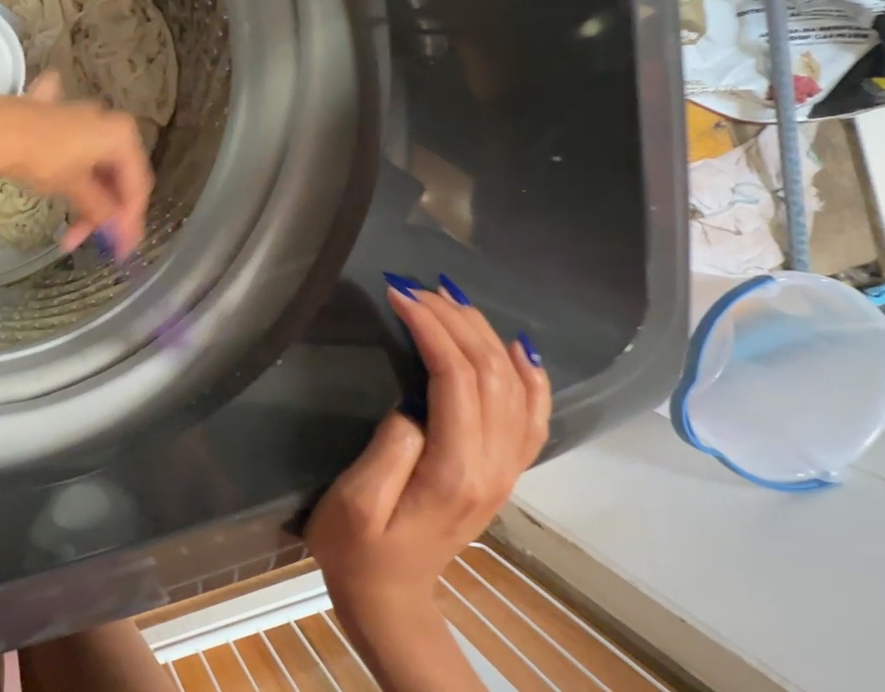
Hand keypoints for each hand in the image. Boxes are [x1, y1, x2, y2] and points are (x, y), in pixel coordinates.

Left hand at [0, 70, 153, 257]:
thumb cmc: (43, 159)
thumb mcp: (76, 189)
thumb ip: (101, 210)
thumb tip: (117, 229)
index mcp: (121, 135)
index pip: (137, 185)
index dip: (130, 221)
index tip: (122, 249)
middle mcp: (106, 120)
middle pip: (115, 174)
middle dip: (105, 211)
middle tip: (90, 239)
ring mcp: (79, 115)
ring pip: (94, 163)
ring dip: (87, 196)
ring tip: (70, 227)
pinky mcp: (53, 116)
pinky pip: (72, 146)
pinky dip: (72, 166)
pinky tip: (64, 176)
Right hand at [307, 280, 549, 629]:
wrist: (389, 596)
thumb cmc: (356, 548)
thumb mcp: (354, 504)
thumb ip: (388, 453)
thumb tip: (412, 406)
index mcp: (454, 469)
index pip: (457, 379)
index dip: (431, 329)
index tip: (397, 294)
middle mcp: (492, 466)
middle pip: (491, 374)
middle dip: (456, 321)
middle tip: (414, 287)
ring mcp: (504, 470)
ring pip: (514, 387)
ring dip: (485, 336)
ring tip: (450, 299)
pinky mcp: (500, 472)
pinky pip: (530, 416)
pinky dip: (529, 375)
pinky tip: (516, 348)